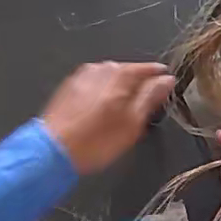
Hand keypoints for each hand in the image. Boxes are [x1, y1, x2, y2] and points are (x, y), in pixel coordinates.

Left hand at [39, 62, 174, 174]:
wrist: (52, 153)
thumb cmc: (94, 141)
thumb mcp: (133, 122)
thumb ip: (151, 97)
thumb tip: (166, 80)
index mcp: (119, 74)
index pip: (148, 68)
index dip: (160, 77)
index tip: (167, 84)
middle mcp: (99, 69)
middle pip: (128, 72)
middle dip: (138, 85)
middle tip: (146, 105)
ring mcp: (81, 77)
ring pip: (110, 79)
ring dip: (119, 90)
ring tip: (123, 112)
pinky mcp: (68, 88)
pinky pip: (94, 86)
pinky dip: (102, 94)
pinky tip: (102, 112)